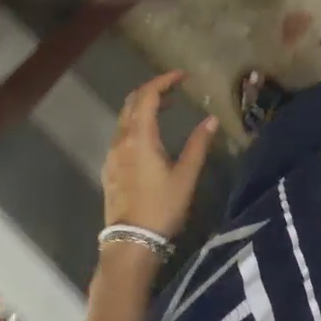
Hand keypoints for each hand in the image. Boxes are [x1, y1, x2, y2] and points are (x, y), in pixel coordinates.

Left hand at [102, 71, 218, 236]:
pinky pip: (121, 135)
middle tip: (173, 88)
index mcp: (140, 136)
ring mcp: (112, 155)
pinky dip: (135, 124)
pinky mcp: (108, 170)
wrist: (131, 244)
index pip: (148, 95)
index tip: (182, 76)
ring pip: (124, 118)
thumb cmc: (161, 207)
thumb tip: (212, 119)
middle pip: (132, 102)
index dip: (164, 80)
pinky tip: (149, 138)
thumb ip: (198, 145)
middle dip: (152, 90)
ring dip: (142, 107)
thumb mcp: (185, 176)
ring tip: (165, 108)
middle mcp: (122, 140)